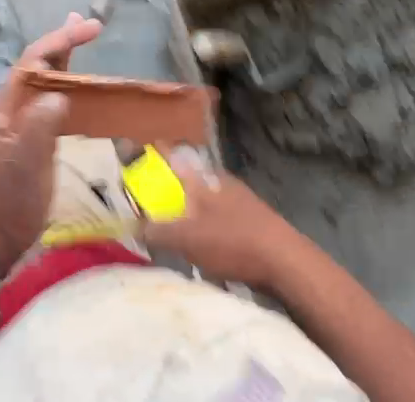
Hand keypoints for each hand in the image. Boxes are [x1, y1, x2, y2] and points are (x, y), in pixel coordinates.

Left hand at [0, 13, 102, 273]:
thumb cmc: (9, 200)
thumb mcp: (28, 161)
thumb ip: (42, 122)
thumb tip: (60, 95)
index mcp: (6, 107)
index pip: (34, 60)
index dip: (61, 40)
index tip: (90, 28)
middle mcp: (10, 109)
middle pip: (37, 65)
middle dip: (62, 43)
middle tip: (90, 26)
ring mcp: (18, 125)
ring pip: (42, 82)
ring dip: (63, 60)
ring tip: (81, 40)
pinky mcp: (28, 141)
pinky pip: (47, 102)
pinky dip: (64, 87)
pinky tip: (76, 88)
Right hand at [141, 151, 304, 289]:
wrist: (285, 261)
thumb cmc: (232, 242)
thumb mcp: (187, 239)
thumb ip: (157, 231)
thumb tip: (133, 227)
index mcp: (201, 177)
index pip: (169, 154)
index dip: (149, 154)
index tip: (130, 164)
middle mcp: (218, 180)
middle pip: (184, 177)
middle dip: (164, 190)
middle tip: (145, 209)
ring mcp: (236, 199)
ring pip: (200, 198)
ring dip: (184, 211)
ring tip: (169, 233)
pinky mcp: (248, 219)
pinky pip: (215, 217)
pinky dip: (202, 227)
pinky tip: (200, 249)